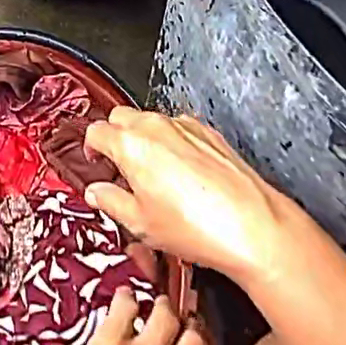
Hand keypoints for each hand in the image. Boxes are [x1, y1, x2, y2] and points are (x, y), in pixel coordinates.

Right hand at [83, 108, 298, 284]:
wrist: (253, 227)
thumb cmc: (199, 227)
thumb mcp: (141, 224)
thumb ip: (111, 201)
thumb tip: (98, 193)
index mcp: (131, 144)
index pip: (96, 132)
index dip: (92, 148)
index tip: (97, 162)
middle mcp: (154, 126)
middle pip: (120, 117)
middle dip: (115, 136)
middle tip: (121, 166)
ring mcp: (182, 126)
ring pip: (149, 120)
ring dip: (144, 138)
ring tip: (154, 174)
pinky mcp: (207, 132)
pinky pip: (178, 127)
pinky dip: (172, 141)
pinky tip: (182, 174)